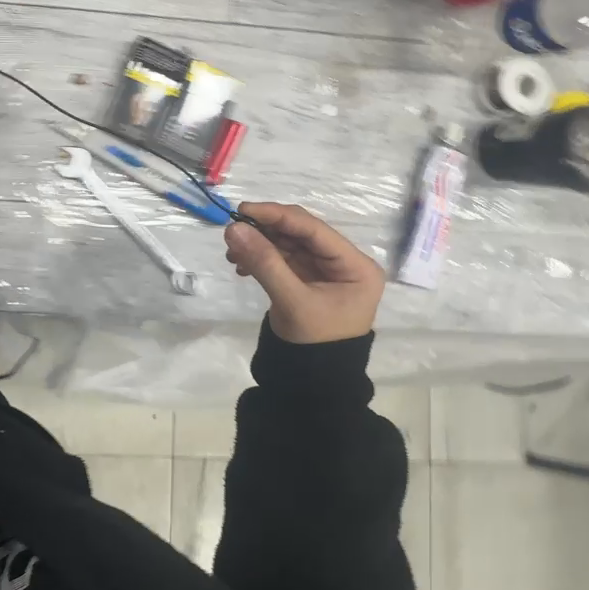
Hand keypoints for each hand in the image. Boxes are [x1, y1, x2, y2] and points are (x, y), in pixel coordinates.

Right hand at [224, 203, 384, 343]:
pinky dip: (260, 257)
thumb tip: (232, 228)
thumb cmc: (314, 342)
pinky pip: (282, 257)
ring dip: (259, 243)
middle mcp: (343, 262)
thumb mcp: (291, 301)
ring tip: (232, 252)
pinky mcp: (307, 278)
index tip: (242, 209)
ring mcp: (325, 270)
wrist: (313, 380)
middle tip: (232, 231)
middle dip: (265, 230)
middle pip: (300, 232)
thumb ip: (264, 262)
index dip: (277, 215)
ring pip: (288, 242)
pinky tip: (240, 265)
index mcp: (355, 266)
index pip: (314, 229)